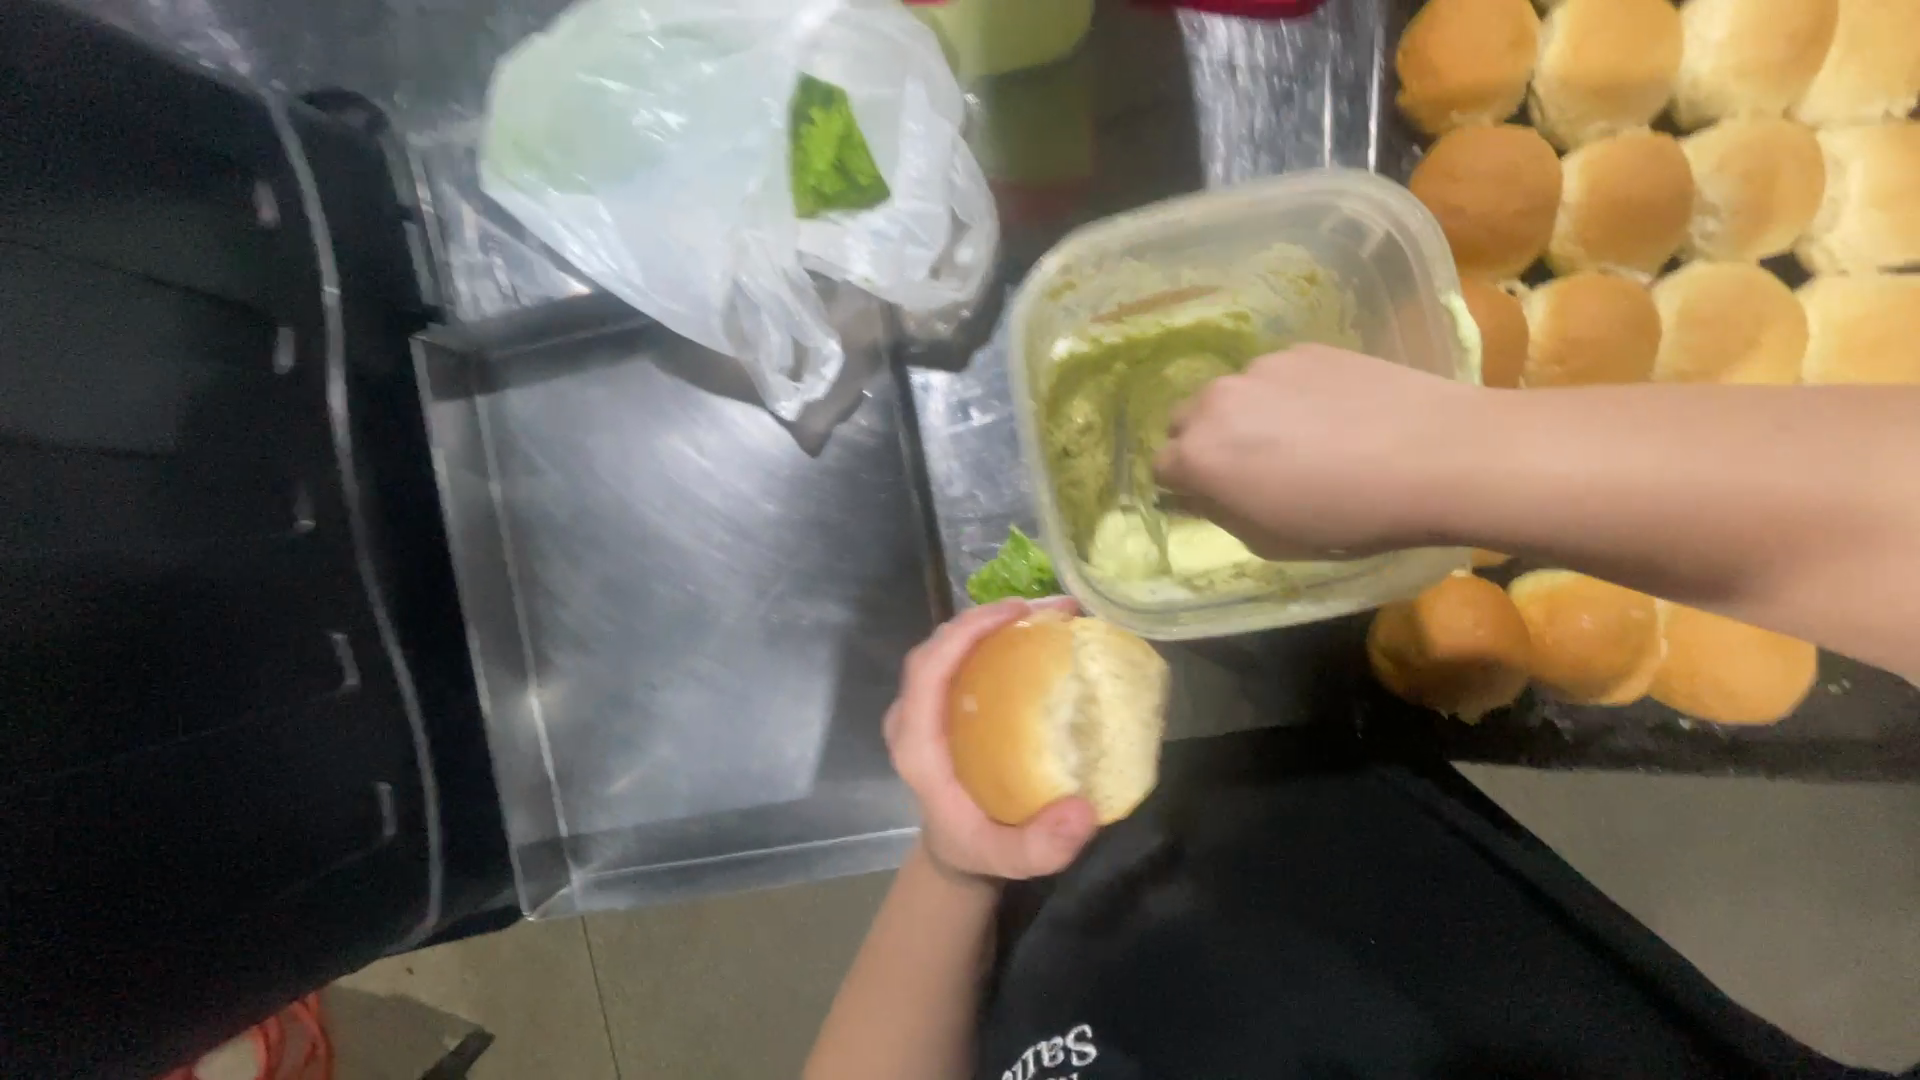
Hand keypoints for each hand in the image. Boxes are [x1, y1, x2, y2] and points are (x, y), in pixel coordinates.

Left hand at [884, 598, 1098, 881]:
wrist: (957, 851)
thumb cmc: (978, 847)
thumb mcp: (1010, 859)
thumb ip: (1043, 846)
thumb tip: (1082, 812)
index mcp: (918, 745)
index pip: (927, 671)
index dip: (965, 633)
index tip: (1015, 613)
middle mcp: (913, 717)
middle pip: (939, 648)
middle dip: (988, 618)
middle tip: (1049, 609)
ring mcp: (924, 707)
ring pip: (950, 647)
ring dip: (994, 623)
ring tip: (1050, 613)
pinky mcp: (941, 704)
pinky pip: (962, 658)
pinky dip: (995, 638)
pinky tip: (1036, 633)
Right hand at [1154, 345, 1482, 559]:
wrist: (1437, 456)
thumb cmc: (1346, 517)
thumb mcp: (1270, 540)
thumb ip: (1222, 512)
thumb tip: (1207, 492)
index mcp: (1198, 455)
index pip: (1162, 467)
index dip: (1186, 484)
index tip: (1216, 495)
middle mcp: (1215, 402)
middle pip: (1186, 421)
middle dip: (1204, 443)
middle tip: (1250, 465)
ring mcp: (1259, 368)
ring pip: (1231, 394)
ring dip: (1244, 414)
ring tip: (1297, 435)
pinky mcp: (1303, 348)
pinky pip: (1273, 374)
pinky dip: (1284, 393)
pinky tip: (1331, 413)